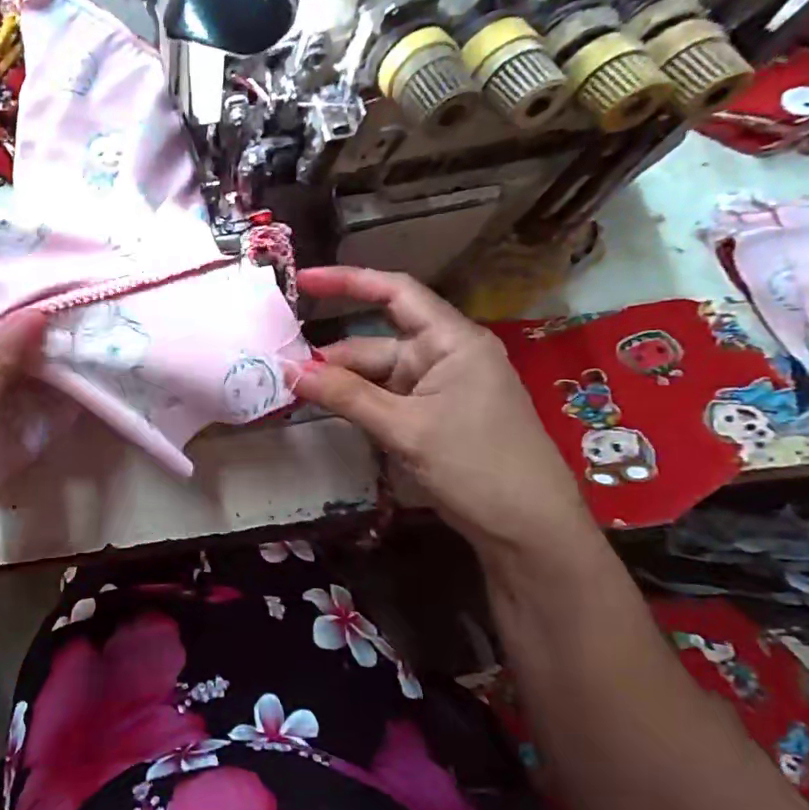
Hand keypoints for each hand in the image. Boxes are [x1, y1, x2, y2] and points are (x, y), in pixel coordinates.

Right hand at [289, 267, 595, 552]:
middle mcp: (445, 357)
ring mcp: (439, 389)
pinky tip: (326, 411)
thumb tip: (290, 370)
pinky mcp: (433, 418)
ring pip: (377, 376)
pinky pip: (386, 400)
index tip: (304, 280)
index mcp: (451, 342)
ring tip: (293, 392)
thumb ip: (347, 397)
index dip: (348, 281)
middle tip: (279, 370)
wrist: (528, 528)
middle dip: (331, 356)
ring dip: (340, 385)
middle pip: (376, 343)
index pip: (396, 293)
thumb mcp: (406, 428)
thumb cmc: (477, 465)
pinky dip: (357, 404)